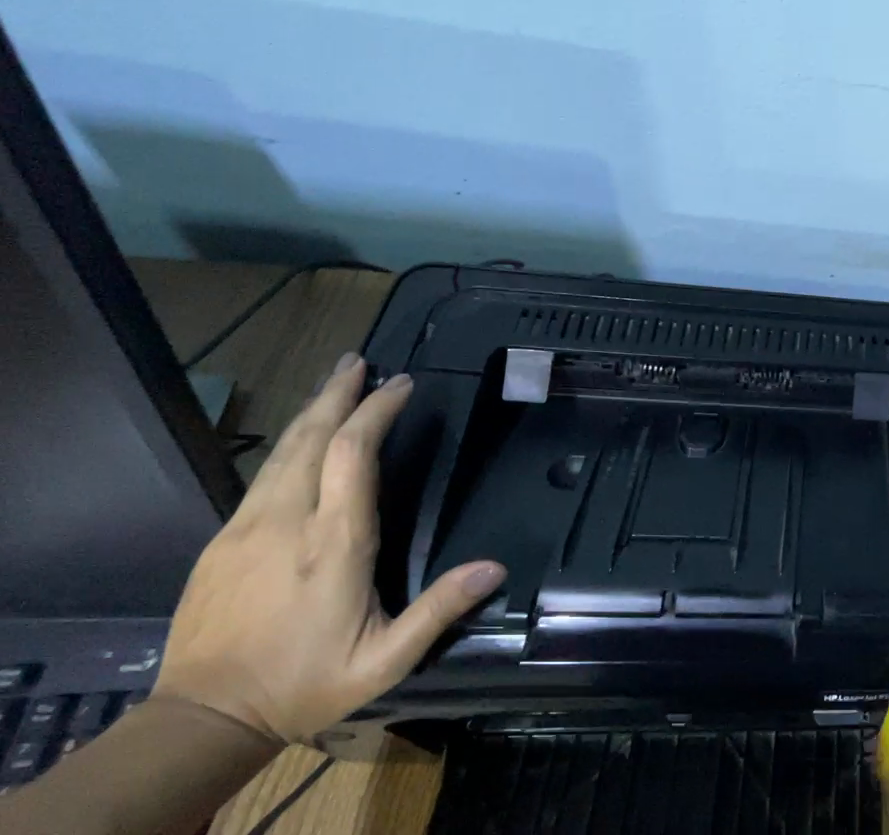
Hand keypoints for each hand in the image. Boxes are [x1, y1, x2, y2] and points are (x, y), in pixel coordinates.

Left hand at [154, 353, 505, 741]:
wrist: (203, 718)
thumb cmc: (305, 685)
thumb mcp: (385, 660)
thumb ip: (438, 610)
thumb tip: (495, 567)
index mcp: (332, 545)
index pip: (352, 455)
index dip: (376, 412)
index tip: (401, 384)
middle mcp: (286, 523)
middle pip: (310, 439)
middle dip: (337, 395)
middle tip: (360, 361)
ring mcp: (246, 530)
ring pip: (280, 453)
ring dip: (311, 412)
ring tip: (334, 382)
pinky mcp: (222, 543)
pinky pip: (262, 477)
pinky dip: (289, 445)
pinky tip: (301, 442)